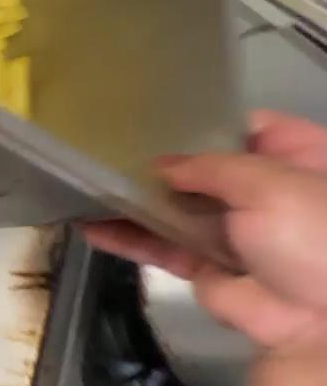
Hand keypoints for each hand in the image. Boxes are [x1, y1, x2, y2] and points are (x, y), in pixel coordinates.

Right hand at [82, 111, 326, 353]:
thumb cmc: (320, 237)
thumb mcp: (273, 185)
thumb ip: (212, 167)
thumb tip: (161, 165)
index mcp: (307, 164)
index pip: (255, 129)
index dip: (208, 122)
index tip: (155, 120)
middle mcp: (271, 194)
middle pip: (205, 170)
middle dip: (158, 163)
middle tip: (102, 152)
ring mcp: (237, 232)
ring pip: (175, 209)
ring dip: (131, 201)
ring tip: (81, 188)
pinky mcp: (206, 265)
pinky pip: (158, 246)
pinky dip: (123, 238)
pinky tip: (87, 226)